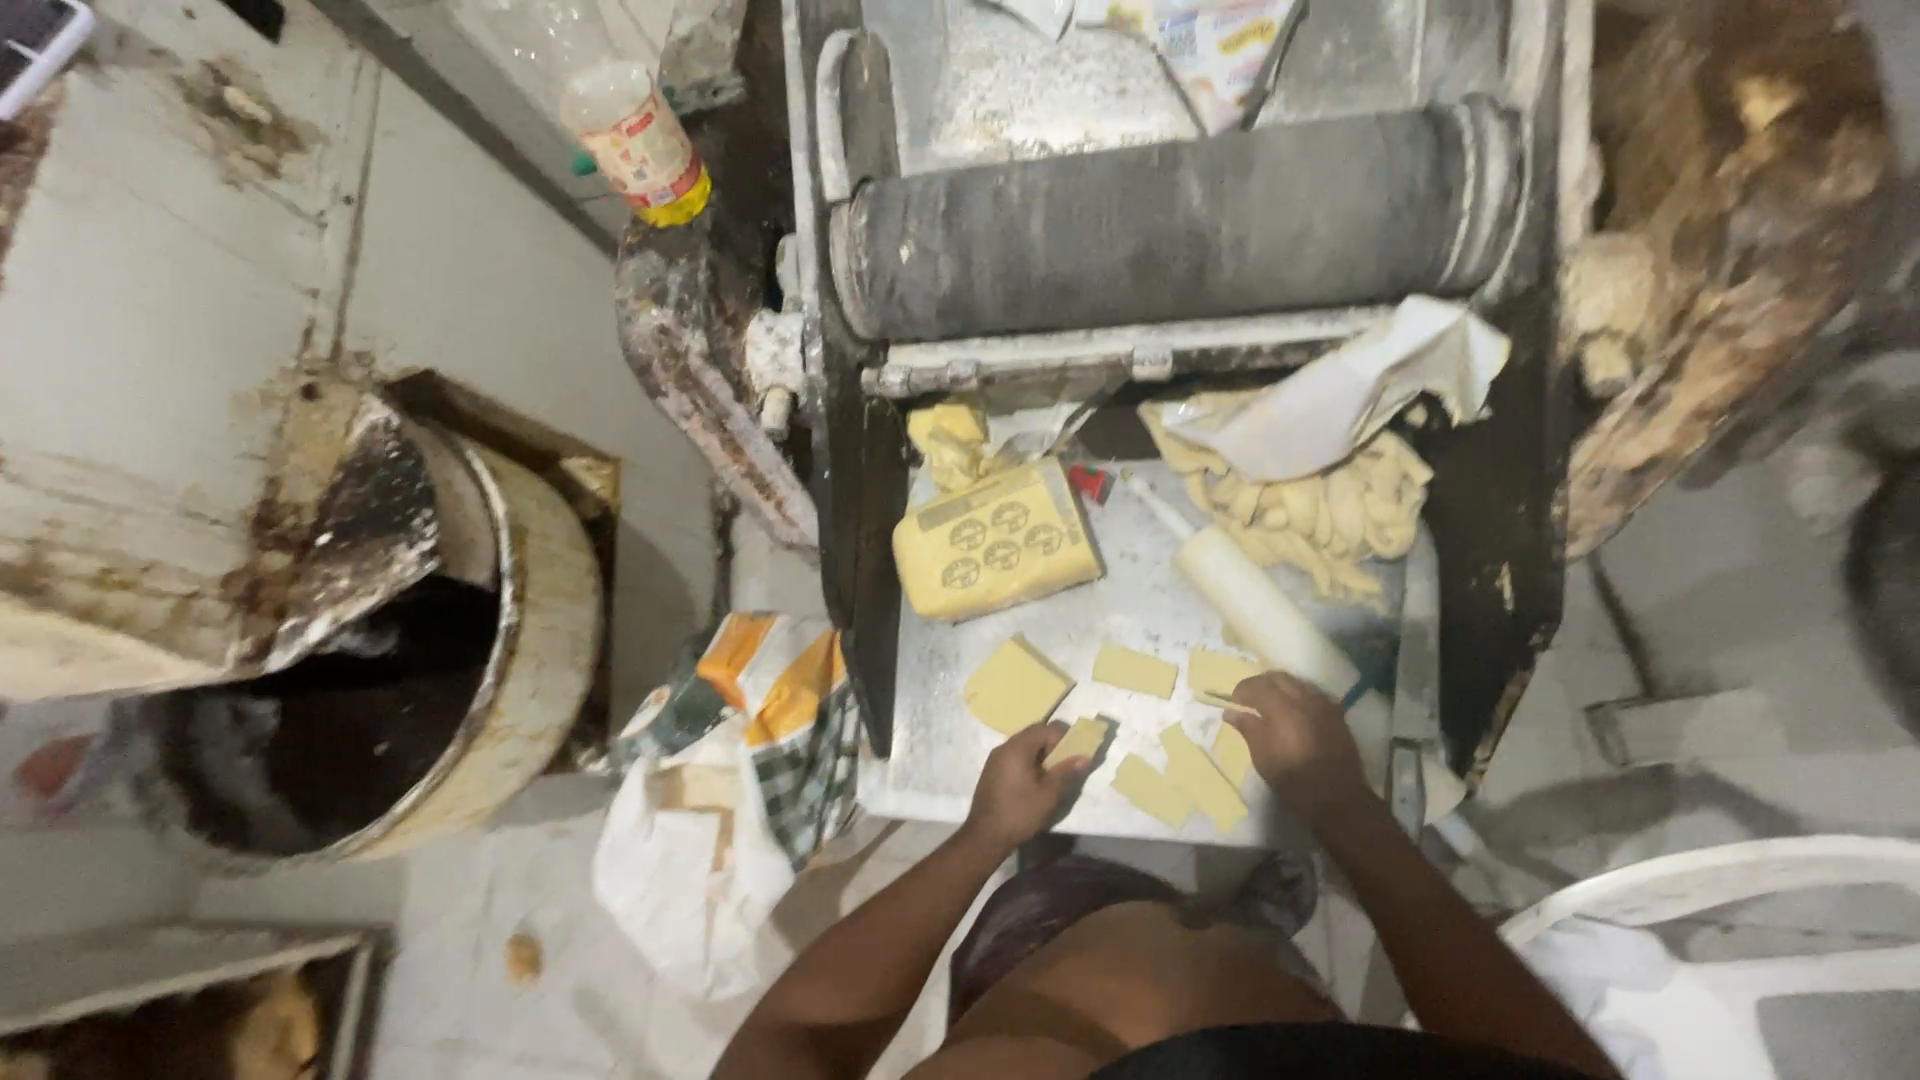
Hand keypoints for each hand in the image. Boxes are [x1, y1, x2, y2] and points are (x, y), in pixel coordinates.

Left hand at [963, 722, 1090, 852]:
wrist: (986, 835)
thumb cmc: (1020, 812)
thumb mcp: (1049, 794)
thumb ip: (1067, 771)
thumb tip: (1085, 756)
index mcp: (1017, 747)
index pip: (1045, 728)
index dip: (1063, 737)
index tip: (1075, 753)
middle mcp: (1004, 747)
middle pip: (1033, 734)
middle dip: (1053, 745)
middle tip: (1065, 764)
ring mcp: (995, 758)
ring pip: (1023, 746)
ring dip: (1040, 754)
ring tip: (1052, 775)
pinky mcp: (992, 771)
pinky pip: (1014, 756)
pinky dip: (1028, 761)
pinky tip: (1034, 782)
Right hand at [1227, 671, 1369, 821]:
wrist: (1336, 797)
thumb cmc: (1292, 778)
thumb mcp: (1262, 755)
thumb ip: (1247, 728)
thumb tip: (1230, 712)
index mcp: (1282, 708)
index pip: (1257, 685)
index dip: (1242, 689)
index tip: (1234, 700)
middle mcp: (1305, 699)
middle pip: (1279, 677)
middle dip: (1261, 683)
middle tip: (1250, 697)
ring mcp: (1324, 705)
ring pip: (1298, 683)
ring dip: (1281, 687)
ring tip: (1272, 702)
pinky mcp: (1337, 715)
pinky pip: (1314, 694)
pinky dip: (1300, 695)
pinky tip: (1296, 710)